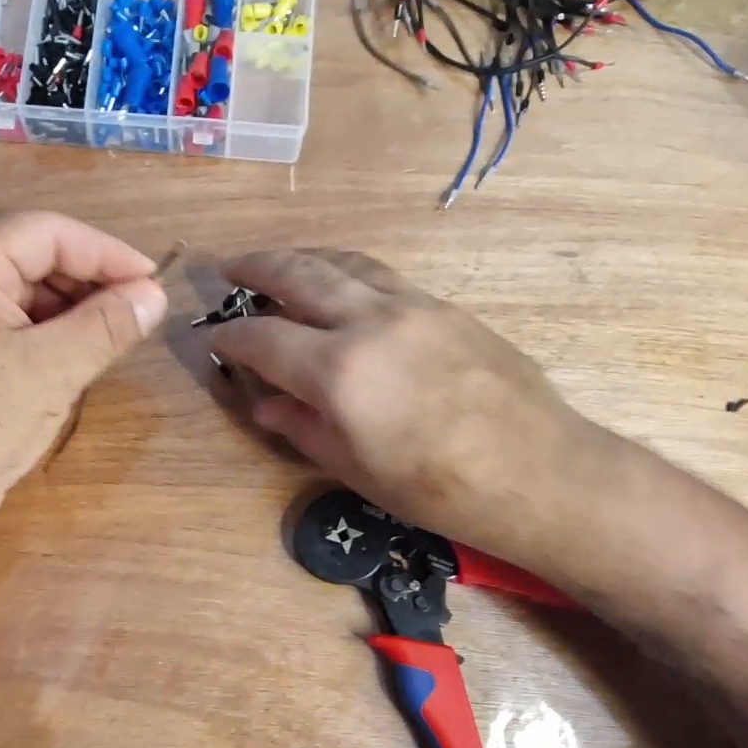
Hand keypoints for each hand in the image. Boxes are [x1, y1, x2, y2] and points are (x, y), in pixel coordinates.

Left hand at [0, 211, 166, 525]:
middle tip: (137, 313)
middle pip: (32, 254)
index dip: (106, 253)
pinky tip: (76, 353)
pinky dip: (46, 330)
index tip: (153, 283)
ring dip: (71, 308)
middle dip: (89, 282)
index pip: (44, 231)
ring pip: (23, 288)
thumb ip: (107, 326)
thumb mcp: (50, 372)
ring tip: (112, 337)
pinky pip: (7, 317)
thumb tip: (157, 296)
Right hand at [199, 249, 611, 571]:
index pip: (264, 339)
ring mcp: (412, 305)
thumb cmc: (437, 489)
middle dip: (256, 267)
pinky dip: (346, 271)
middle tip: (228, 268)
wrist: (536, 472)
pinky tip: (340, 284)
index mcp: (338, 370)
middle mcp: (370, 321)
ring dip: (302, 258)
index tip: (211, 339)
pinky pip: (381, 275)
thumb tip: (263, 402)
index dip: (230, 338)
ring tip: (277, 263)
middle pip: (299, 275)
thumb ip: (302, 427)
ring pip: (343, 264)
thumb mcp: (355, 469)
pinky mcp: (444, 306)